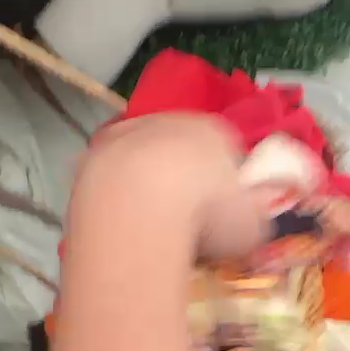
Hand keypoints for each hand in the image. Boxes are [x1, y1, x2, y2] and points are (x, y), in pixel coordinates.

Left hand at [74, 113, 268, 260]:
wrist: (141, 203)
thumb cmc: (209, 211)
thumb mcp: (253, 224)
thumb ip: (256, 217)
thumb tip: (255, 219)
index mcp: (216, 131)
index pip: (228, 150)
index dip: (229, 183)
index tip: (227, 213)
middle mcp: (171, 121)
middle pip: (184, 151)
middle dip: (188, 181)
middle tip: (194, 222)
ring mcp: (128, 133)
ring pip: (147, 161)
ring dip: (152, 188)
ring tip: (160, 229)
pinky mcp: (94, 155)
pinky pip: (116, 179)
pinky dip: (123, 199)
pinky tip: (131, 227)